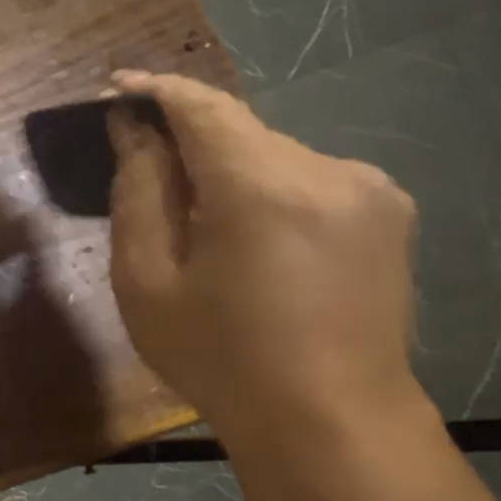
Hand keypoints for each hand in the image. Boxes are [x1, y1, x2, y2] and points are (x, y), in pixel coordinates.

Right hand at [106, 70, 422, 439]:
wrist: (326, 412)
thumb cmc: (215, 353)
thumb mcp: (146, 282)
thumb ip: (139, 197)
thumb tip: (134, 134)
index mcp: (260, 186)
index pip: (204, 108)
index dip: (155, 92)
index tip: (113, 87)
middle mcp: (327, 170)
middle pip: (240, 134)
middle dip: (187, 145)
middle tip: (138, 179)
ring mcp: (369, 190)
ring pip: (274, 159)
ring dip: (226, 175)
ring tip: (193, 231)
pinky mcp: (388, 214)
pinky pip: (309, 183)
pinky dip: (265, 194)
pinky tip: (247, 244)